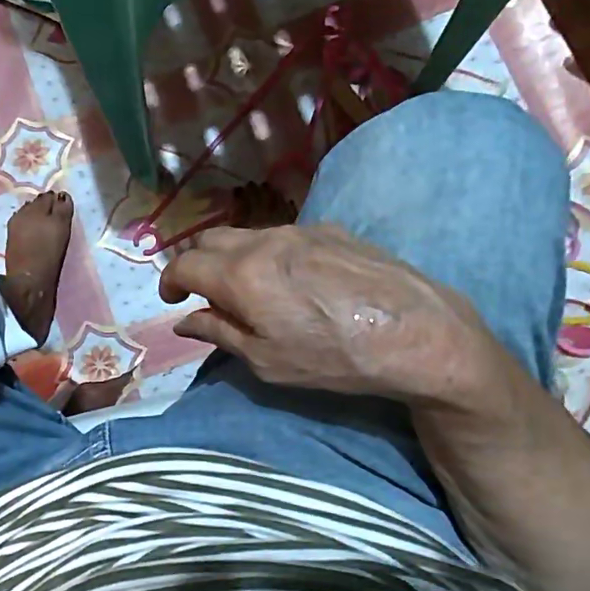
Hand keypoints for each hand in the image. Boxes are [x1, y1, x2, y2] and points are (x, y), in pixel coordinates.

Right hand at [158, 224, 510, 410]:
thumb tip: (184, 320)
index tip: (172, 301)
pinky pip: (282, 235)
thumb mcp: (265, 360)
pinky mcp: (332, 230)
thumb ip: (218, 332)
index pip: (183, 265)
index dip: (168, 282)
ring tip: (248, 288)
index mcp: (240, 275)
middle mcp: (263, 242)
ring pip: (246, 234)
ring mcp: (300, 231)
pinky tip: (291, 280)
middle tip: (204, 294)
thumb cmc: (334, 359)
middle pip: (209, 240)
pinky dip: (267, 253)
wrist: (420, 336)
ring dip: (232, 257)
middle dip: (197, 264)